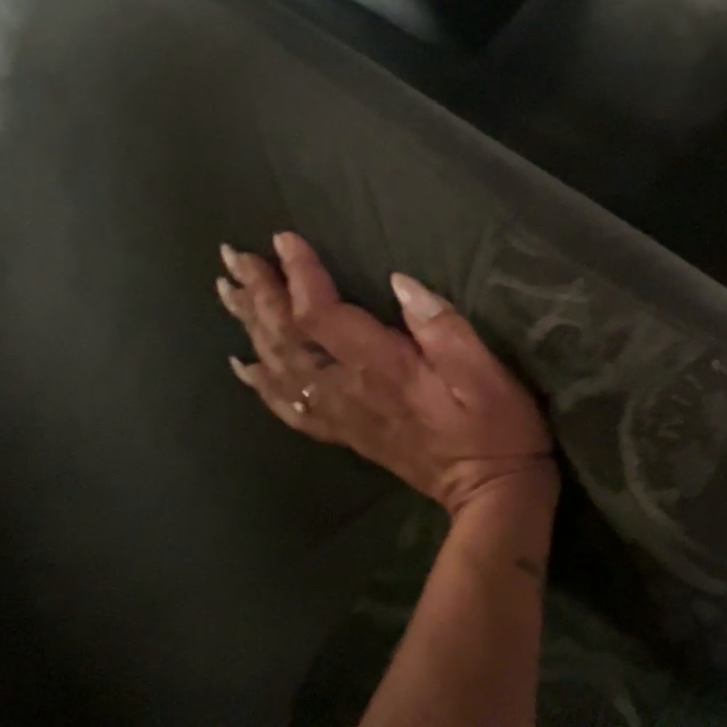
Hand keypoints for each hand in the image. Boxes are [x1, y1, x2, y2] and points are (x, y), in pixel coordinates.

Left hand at [217, 232, 555, 515]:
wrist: (492, 488)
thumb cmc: (498, 422)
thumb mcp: (484, 368)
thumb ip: (441, 325)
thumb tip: (399, 282)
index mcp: (381, 367)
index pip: (322, 315)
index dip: (300, 275)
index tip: (284, 239)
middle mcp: (348, 390)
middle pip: (287, 338)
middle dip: (259, 294)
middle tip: (233, 257)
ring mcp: (342, 415)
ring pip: (278, 367)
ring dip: (250, 327)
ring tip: (228, 293)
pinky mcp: (347, 433)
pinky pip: (288, 406)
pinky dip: (259, 382)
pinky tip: (245, 366)